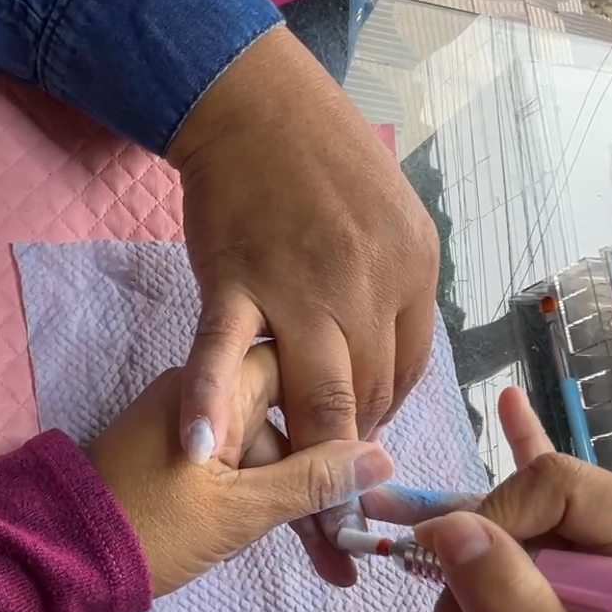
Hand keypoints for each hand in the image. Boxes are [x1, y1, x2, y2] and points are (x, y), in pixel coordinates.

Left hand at [88, 344, 392, 597]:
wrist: (62, 558)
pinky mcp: (178, 461)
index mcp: (214, 389)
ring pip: (263, 459)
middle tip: (355, 540)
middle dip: (322, 486)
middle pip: (286, 427)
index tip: (373, 467)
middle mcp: (203, 397)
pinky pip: (235, 473)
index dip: (340, 415)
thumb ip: (312, 482)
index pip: (298, 374)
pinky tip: (291, 547)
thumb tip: (382, 459)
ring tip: (332, 566)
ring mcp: (189, 430)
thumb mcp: (238, 510)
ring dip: (296, 508)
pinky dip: (260, 507)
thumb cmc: (151, 528)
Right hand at [167, 28, 439, 582]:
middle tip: (329, 501)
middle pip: (366, 396)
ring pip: (313, 391)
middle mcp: (368, 286)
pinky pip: (223, 352)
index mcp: (413, 270)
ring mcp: (300, 286)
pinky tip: (197, 450)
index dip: (381, 419)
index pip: (405, 373)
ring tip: (285, 502)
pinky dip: (208, 401)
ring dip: (300, 454)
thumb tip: (379, 367)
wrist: (256, 109)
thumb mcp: (394, 220)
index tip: (355, 443)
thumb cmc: (325, 164)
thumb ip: (396, 295)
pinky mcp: (235, 283)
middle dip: (348, 456)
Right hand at [364, 388, 611, 611]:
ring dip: (470, 555)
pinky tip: (509, 408)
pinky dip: (518, 471)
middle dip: (475, 554)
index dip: (489, 522)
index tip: (443, 586)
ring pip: (526, 517)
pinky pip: (554, 508)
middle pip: (538, 501)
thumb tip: (443, 524)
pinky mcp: (608, 564)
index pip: (560, 487)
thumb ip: (505, 599)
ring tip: (428, 597)